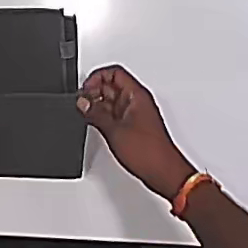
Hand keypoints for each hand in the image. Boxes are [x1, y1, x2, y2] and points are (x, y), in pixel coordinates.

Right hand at [79, 65, 195, 200]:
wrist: (165, 174)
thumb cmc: (150, 152)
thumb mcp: (114, 130)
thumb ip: (95, 113)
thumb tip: (82, 102)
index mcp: (137, 95)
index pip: (114, 73)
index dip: (96, 77)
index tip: (85, 90)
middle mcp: (137, 102)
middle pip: (111, 84)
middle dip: (94, 91)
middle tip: (83, 102)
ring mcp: (136, 114)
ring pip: (112, 99)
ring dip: (98, 104)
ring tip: (88, 114)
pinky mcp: (134, 126)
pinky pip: (114, 113)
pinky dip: (103, 115)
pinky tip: (96, 123)